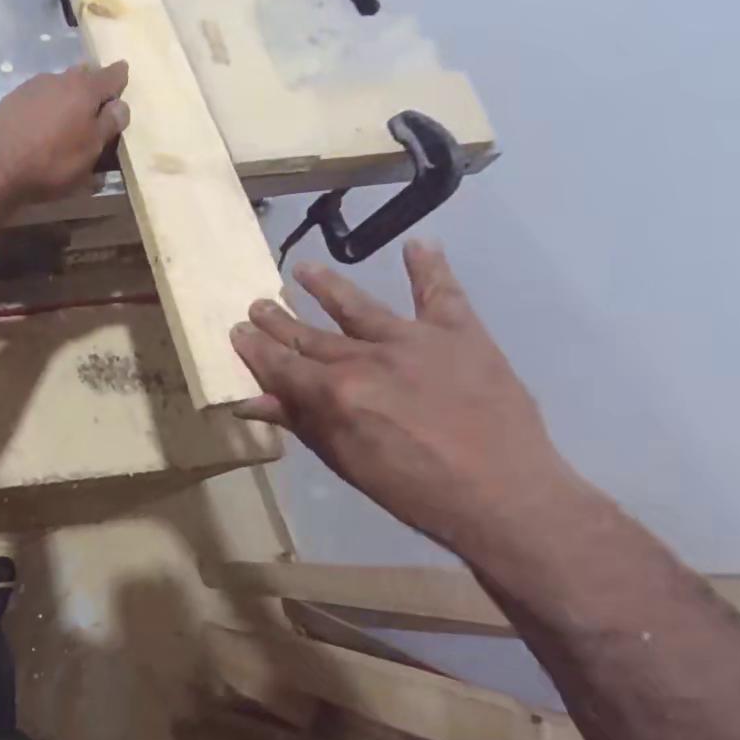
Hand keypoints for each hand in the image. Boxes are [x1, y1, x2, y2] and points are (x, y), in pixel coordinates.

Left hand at [0, 62, 130, 205]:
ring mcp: (31, 86)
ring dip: (65, 97)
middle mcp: (59, 78)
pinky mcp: (10, 100)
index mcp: (85, 89)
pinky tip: (38, 126)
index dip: (120, 78)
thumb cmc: (52, 163)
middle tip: (93, 107)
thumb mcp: (90, 151)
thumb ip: (109, 125)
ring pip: (57, 85)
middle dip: (91, 87)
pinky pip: (36, 98)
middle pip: (83, 76)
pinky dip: (43, 108)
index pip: (112, 74)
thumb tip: (120, 105)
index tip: (123, 79)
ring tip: (64, 120)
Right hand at [230, 239, 593, 553]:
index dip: (255, 348)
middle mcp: (365, 358)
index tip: (237, 330)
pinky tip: (417, 244)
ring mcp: (413, 341)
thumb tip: (250, 402)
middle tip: (258, 303)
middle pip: (311, 333)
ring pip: (359, 306)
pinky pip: (441, 294)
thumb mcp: (344, 460)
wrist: (502, 495)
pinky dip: (429, 268)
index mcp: (334, 393)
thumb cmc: (411, 488)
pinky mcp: (460, 334)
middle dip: (279, 319)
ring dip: (326, 287)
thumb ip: (300, 422)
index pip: (281, 363)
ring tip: (303, 268)